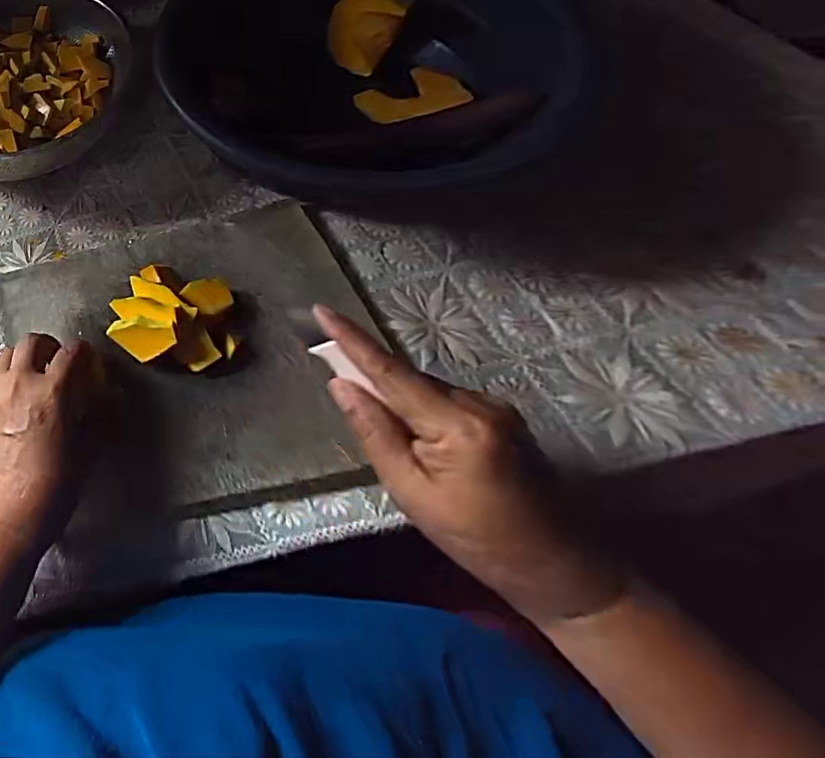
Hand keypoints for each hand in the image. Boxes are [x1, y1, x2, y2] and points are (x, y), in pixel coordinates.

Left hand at [0, 334, 95, 555]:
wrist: (6, 508)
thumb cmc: (52, 486)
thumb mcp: (87, 452)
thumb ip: (99, 416)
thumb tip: (110, 395)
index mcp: (52, 393)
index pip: (70, 353)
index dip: (84, 353)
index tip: (89, 360)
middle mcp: (21, 384)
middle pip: (33, 342)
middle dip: (50, 347)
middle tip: (61, 362)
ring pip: (10, 353)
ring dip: (26, 357)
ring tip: (38, 374)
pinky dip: (10, 374)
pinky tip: (20, 395)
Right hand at [315, 304, 626, 625]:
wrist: (559, 570)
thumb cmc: (476, 538)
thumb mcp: (409, 490)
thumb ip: (374, 431)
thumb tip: (341, 384)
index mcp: (457, 425)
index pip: (390, 373)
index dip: (351, 341)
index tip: (322, 311)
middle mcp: (481, 405)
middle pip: (406, 380)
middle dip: (370, 380)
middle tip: (342, 393)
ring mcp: (497, 410)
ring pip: (423, 390)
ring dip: (397, 402)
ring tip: (397, 446)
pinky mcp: (502, 419)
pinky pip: (441, 401)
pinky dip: (418, 411)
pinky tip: (420, 445)